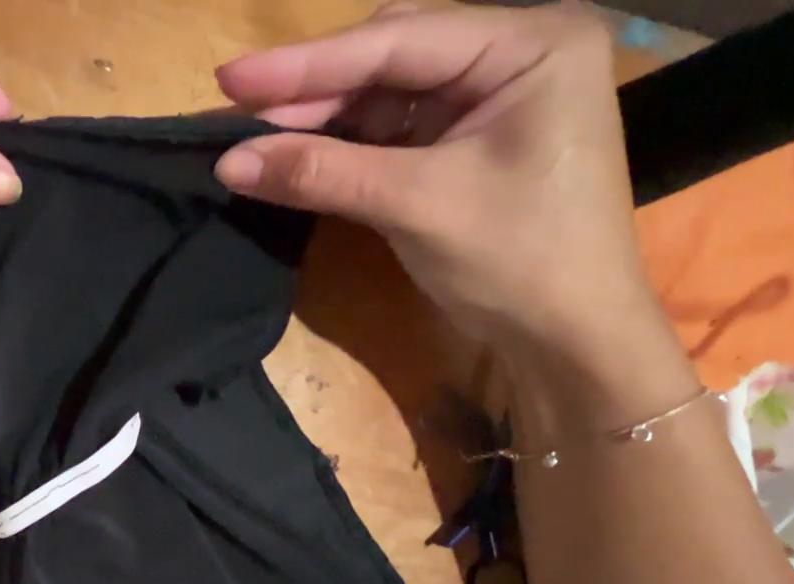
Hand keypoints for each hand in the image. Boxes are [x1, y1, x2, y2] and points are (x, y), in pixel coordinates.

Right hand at [213, 2, 660, 362]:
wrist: (565, 333)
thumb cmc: (517, 258)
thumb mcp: (415, 206)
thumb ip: (323, 174)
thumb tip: (228, 162)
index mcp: (530, 44)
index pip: (398, 41)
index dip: (305, 63)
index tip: (229, 79)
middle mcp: (510, 54)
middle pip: (388, 56)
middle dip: (310, 89)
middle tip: (233, 113)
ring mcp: (484, 99)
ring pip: (380, 94)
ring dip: (317, 118)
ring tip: (250, 138)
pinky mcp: (459, 142)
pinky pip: (385, 131)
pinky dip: (338, 146)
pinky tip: (292, 155)